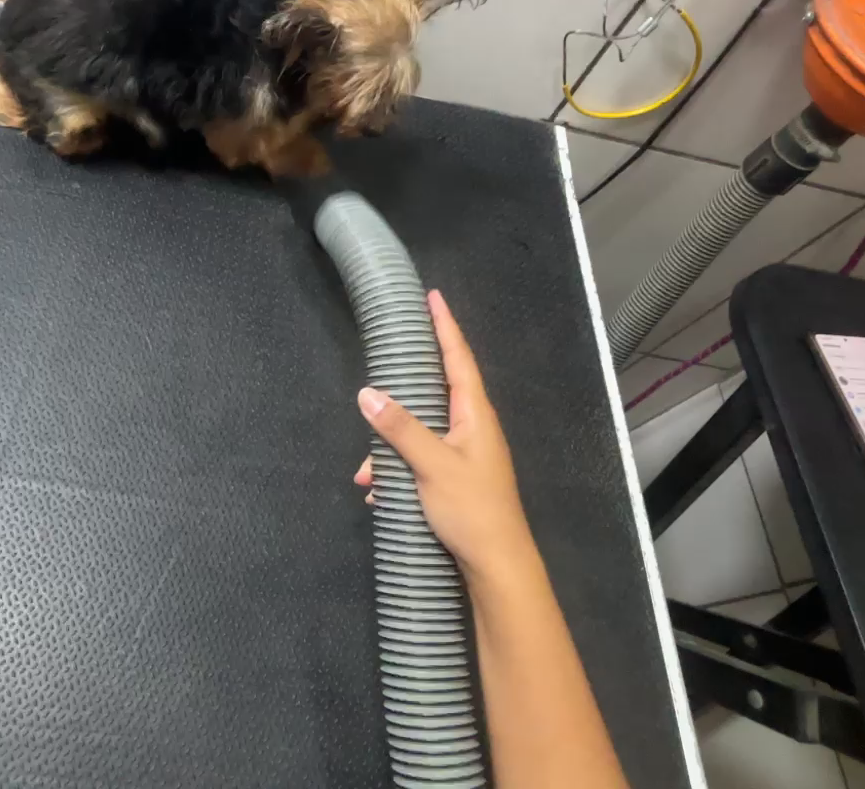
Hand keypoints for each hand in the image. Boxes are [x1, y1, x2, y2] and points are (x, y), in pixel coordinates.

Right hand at [352, 291, 538, 584]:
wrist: (497, 566)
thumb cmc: (472, 508)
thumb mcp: (431, 465)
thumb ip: (400, 428)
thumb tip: (367, 393)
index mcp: (475, 414)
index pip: (459, 358)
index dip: (445, 327)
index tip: (432, 297)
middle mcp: (472, 427)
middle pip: (434, 390)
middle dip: (402, 388)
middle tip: (385, 362)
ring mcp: (465, 453)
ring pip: (420, 431)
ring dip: (391, 447)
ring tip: (366, 475)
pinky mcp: (455, 477)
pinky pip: (419, 459)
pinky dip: (398, 471)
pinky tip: (378, 493)